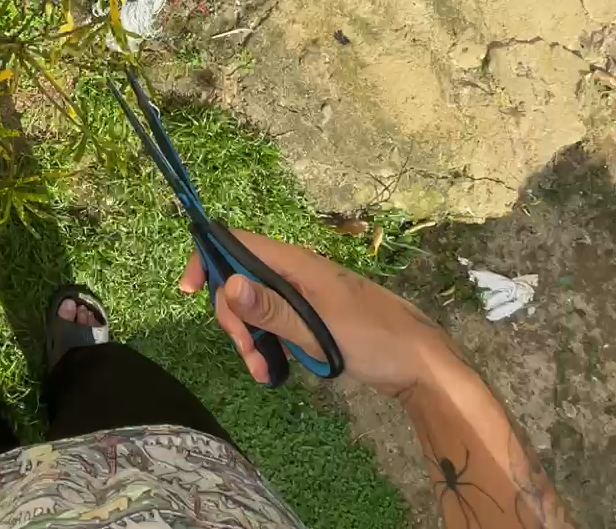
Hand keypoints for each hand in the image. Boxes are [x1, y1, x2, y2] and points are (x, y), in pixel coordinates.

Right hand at [179, 229, 454, 396]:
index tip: (189, 290)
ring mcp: (301, 293)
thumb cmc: (374, 340)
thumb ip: (271, 308)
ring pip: (255, 303)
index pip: (236, 243)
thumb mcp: (318, 330)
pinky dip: (266, 342)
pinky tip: (272, 370)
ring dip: (249, 335)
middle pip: (240, 279)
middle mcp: (293, 271)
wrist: (426, 366)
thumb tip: (227, 282)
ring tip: (261, 371)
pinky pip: (274, 319)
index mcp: (294, 262)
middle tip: (246, 352)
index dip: (208, 259)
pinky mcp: (309, 314)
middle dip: (234, 315)